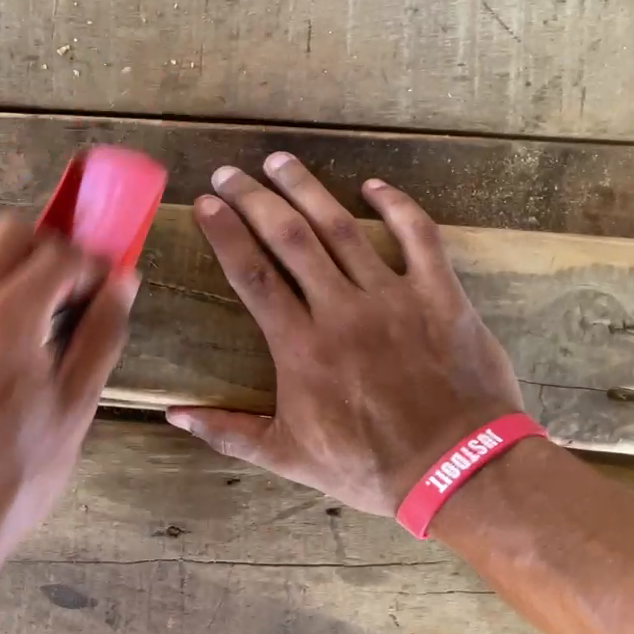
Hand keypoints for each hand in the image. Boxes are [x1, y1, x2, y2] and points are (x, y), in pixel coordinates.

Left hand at [0, 213, 139, 559]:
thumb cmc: (17, 469)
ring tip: (32, 289)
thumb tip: (123, 281)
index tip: (106, 291)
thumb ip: (102, 333)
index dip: (92, 267)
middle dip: (52, 250)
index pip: (59, 255)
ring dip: (6, 247)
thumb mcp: (76, 404)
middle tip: (74, 292)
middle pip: (12, 231)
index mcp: (7, 318)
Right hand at [165, 154, 522, 515]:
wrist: (461, 472)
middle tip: (229, 173)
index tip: (205, 204)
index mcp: (299, 345)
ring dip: (307, 190)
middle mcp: (340, 309)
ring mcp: (393, 297)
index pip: (252, 274)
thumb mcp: (287, 456)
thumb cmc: (369, 465)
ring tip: (280, 161)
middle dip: (254, 199)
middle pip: (289, 239)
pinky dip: (397, 206)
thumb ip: (227, 432)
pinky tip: (372, 185)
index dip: (225, 234)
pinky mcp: (441, 296)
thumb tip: (172, 415)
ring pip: (342, 229)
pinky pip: (419, 237)